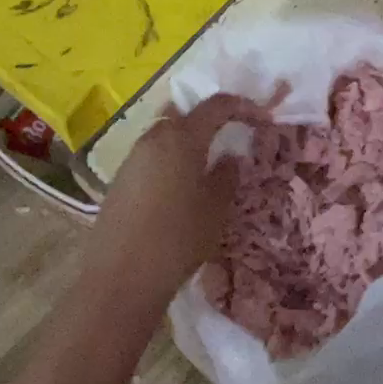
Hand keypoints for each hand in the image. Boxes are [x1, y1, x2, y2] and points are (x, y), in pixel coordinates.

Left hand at [87, 95, 261, 296]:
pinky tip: (179, 188)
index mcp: (182, 137)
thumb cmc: (177, 238)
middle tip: (231, 138)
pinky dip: (170, 161)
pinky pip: (151, 157)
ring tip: (207, 166)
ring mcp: (132, 158)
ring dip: (188, 142)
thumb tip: (229, 157)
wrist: (120, 278)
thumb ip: (227, 175)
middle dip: (211, 121)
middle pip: (186, 115)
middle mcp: (154, 138)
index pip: (217, 105)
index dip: (243, 107)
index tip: (262, 120)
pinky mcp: (120, 180)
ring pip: (166, 136)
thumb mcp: (215, 208)